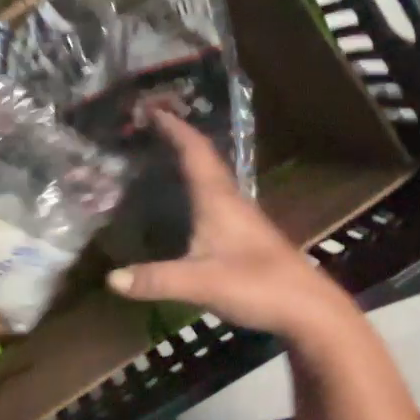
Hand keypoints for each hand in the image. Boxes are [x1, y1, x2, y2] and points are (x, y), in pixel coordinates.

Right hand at [106, 111, 352, 335]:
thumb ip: (156, 279)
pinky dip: (196, 191)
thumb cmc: (258, 285)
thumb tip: (110, 278)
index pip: (196, 152)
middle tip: (150, 128)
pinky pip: (215, 203)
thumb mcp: (201, 283)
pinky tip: (187, 205)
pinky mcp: (247, 239)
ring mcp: (243, 221)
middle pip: (204, 161)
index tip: (153, 108)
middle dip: (178, 141)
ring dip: (189, 165)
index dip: (175, 129)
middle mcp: (232, 202)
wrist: (309, 311)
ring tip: (162, 158)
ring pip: (211, 181)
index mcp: (219, 201)